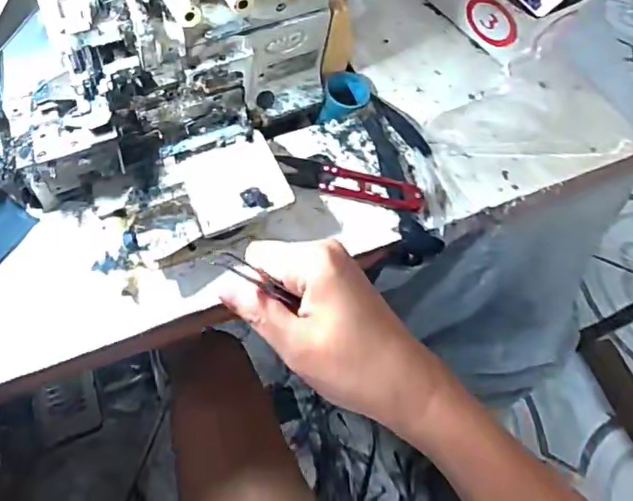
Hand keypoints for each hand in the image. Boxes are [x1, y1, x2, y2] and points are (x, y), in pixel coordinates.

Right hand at [217, 239, 449, 436]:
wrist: (409, 386)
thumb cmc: (352, 368)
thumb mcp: (296, 346)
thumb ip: (256, 311)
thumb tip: (222, 286)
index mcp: (314, 257)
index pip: (256, 256)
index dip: (251, 288)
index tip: (266, 321)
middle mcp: (325, 247)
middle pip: (272, 261)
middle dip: (271, 296)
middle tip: (292, 333)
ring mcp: (338, 259)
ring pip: (287, 272)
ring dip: (287, 301)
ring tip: (308, 333)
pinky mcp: (344, 273)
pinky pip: (305, 278)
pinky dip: (303, 302)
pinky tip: (320, 328)